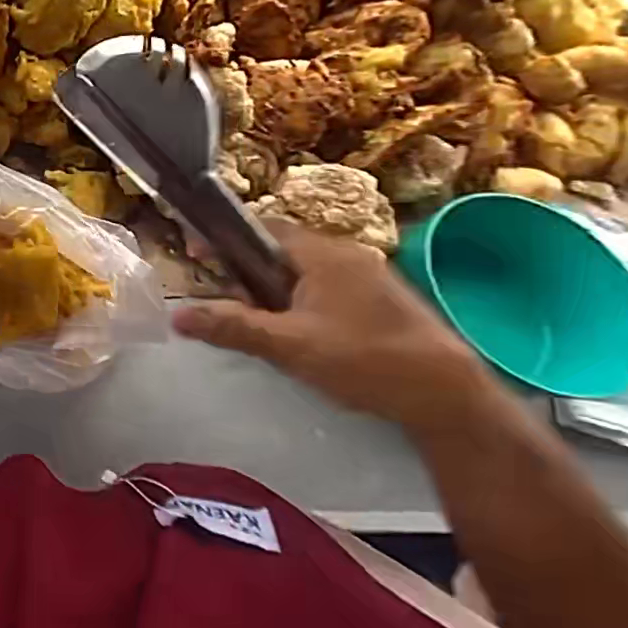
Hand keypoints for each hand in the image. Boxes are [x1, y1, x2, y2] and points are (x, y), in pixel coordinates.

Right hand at [172, 221, 496, 433]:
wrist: (451, 400)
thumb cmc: (364, 361)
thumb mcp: (288, 346)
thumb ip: (231, 327)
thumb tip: (176, 317)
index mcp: (323, 254)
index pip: (260, 227)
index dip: (224, 239)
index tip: (197, 257)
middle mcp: (347, 255)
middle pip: (278, 250)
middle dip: (247, 273)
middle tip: (233, 306)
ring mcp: (368, 278)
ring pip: (301, 272)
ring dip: (273, 292)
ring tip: (263, 326)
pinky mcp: (380, 302)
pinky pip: (323, 289)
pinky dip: (299, 303)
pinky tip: (298, 336)